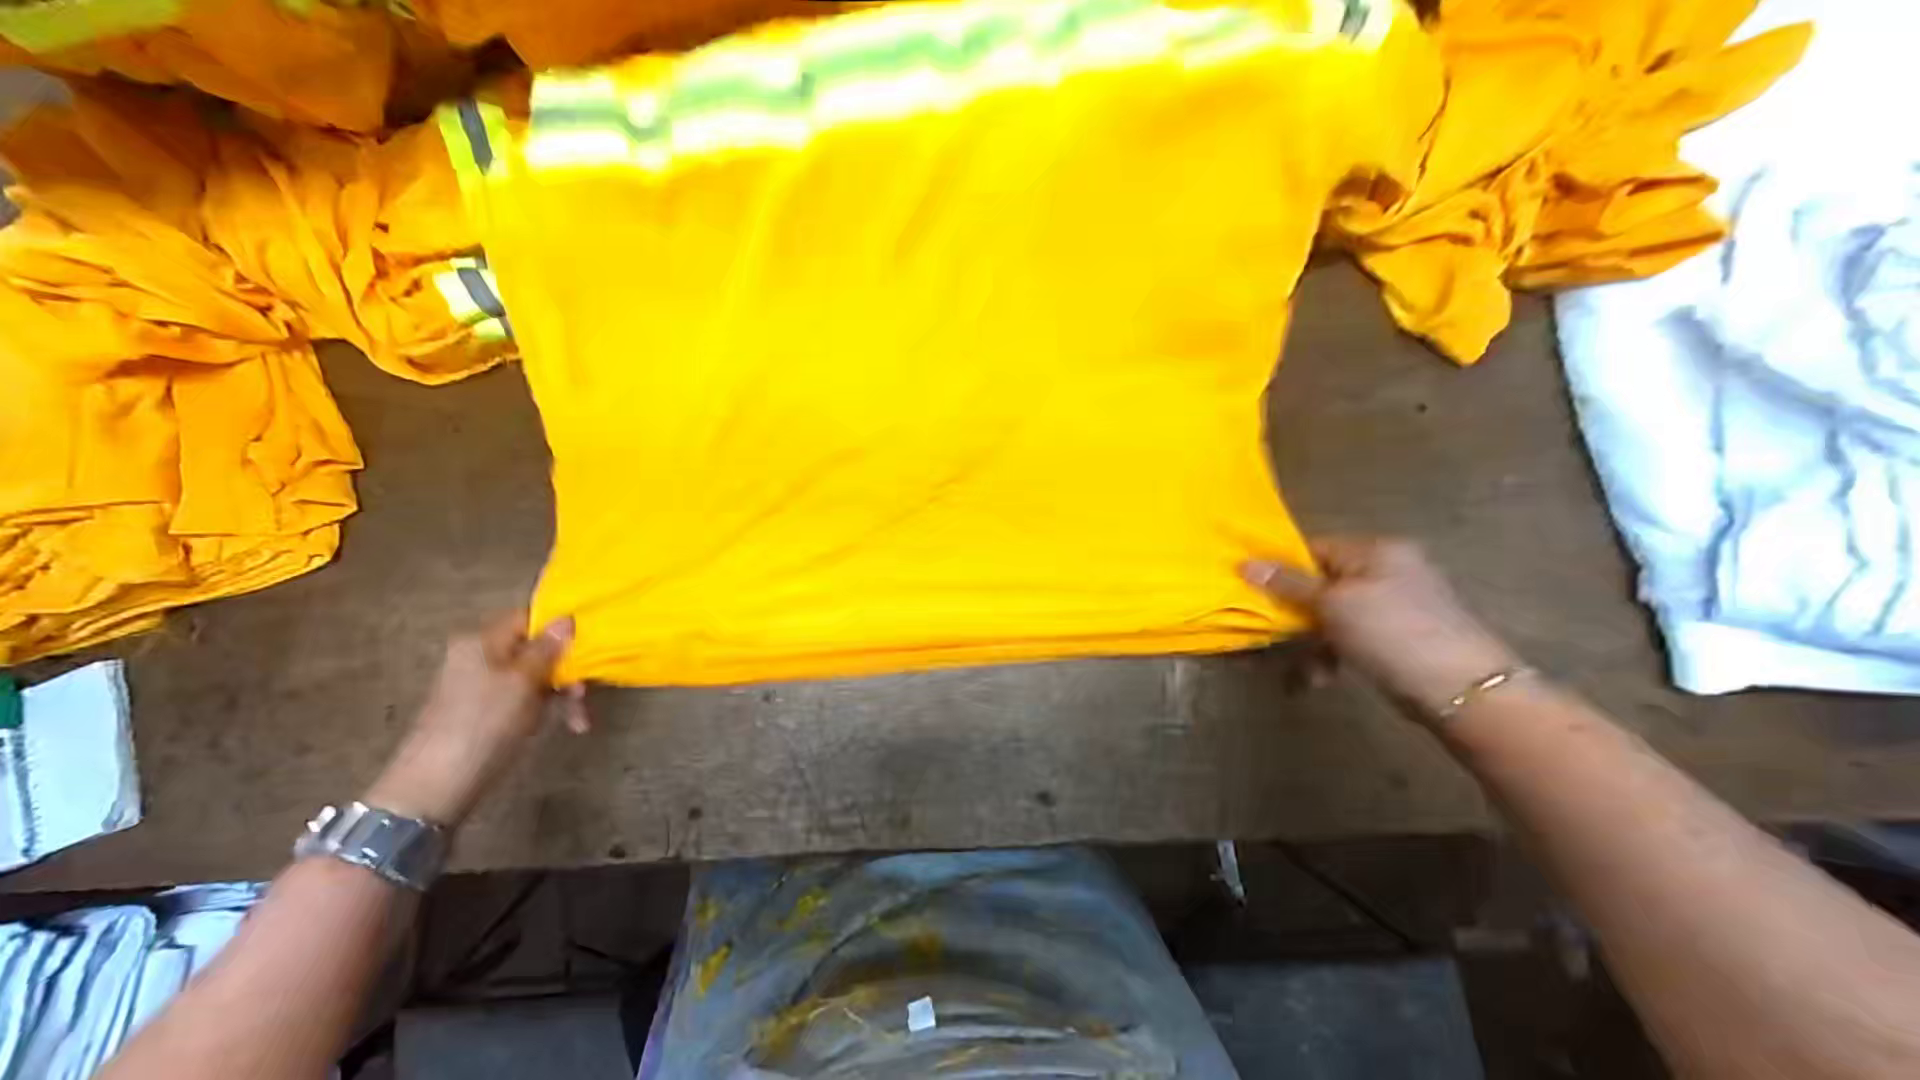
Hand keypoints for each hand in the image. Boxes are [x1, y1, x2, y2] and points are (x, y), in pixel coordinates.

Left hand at [364, 612, 587, 825]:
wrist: (436, 785)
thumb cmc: (484, 723)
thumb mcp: (524, 681)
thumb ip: (548, 648)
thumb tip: (566, 618)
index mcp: (482, 641)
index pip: (529, 618)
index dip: (561, 627)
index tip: (590, 645)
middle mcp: (479, 657)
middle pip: (537, 649)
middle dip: (567, 669)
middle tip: (585, 693)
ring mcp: (480, 685)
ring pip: (536, 677)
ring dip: (562, 694)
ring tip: (578, 721)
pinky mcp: (485, 712)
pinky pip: (525, 698)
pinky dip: (545, 709)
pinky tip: (560, 726)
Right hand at [1243, 536, 1520, 721]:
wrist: (1461, 690)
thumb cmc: (1391, 633)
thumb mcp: (1333, 604)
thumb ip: (1289, 584)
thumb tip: (1244, 563)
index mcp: (1377, 550)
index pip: (1314, 548)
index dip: (1281, 568)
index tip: (1251, 591)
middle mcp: (1388, 570)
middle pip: (1321, 584)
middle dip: (1293, 614)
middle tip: (1267, 635)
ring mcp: (1395, 605)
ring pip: (1333, 616)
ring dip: (1308, 643)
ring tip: (1296, 673)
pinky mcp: (1397, 637)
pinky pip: (1350, 638)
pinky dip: (1331, 656)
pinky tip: (1318, 680)